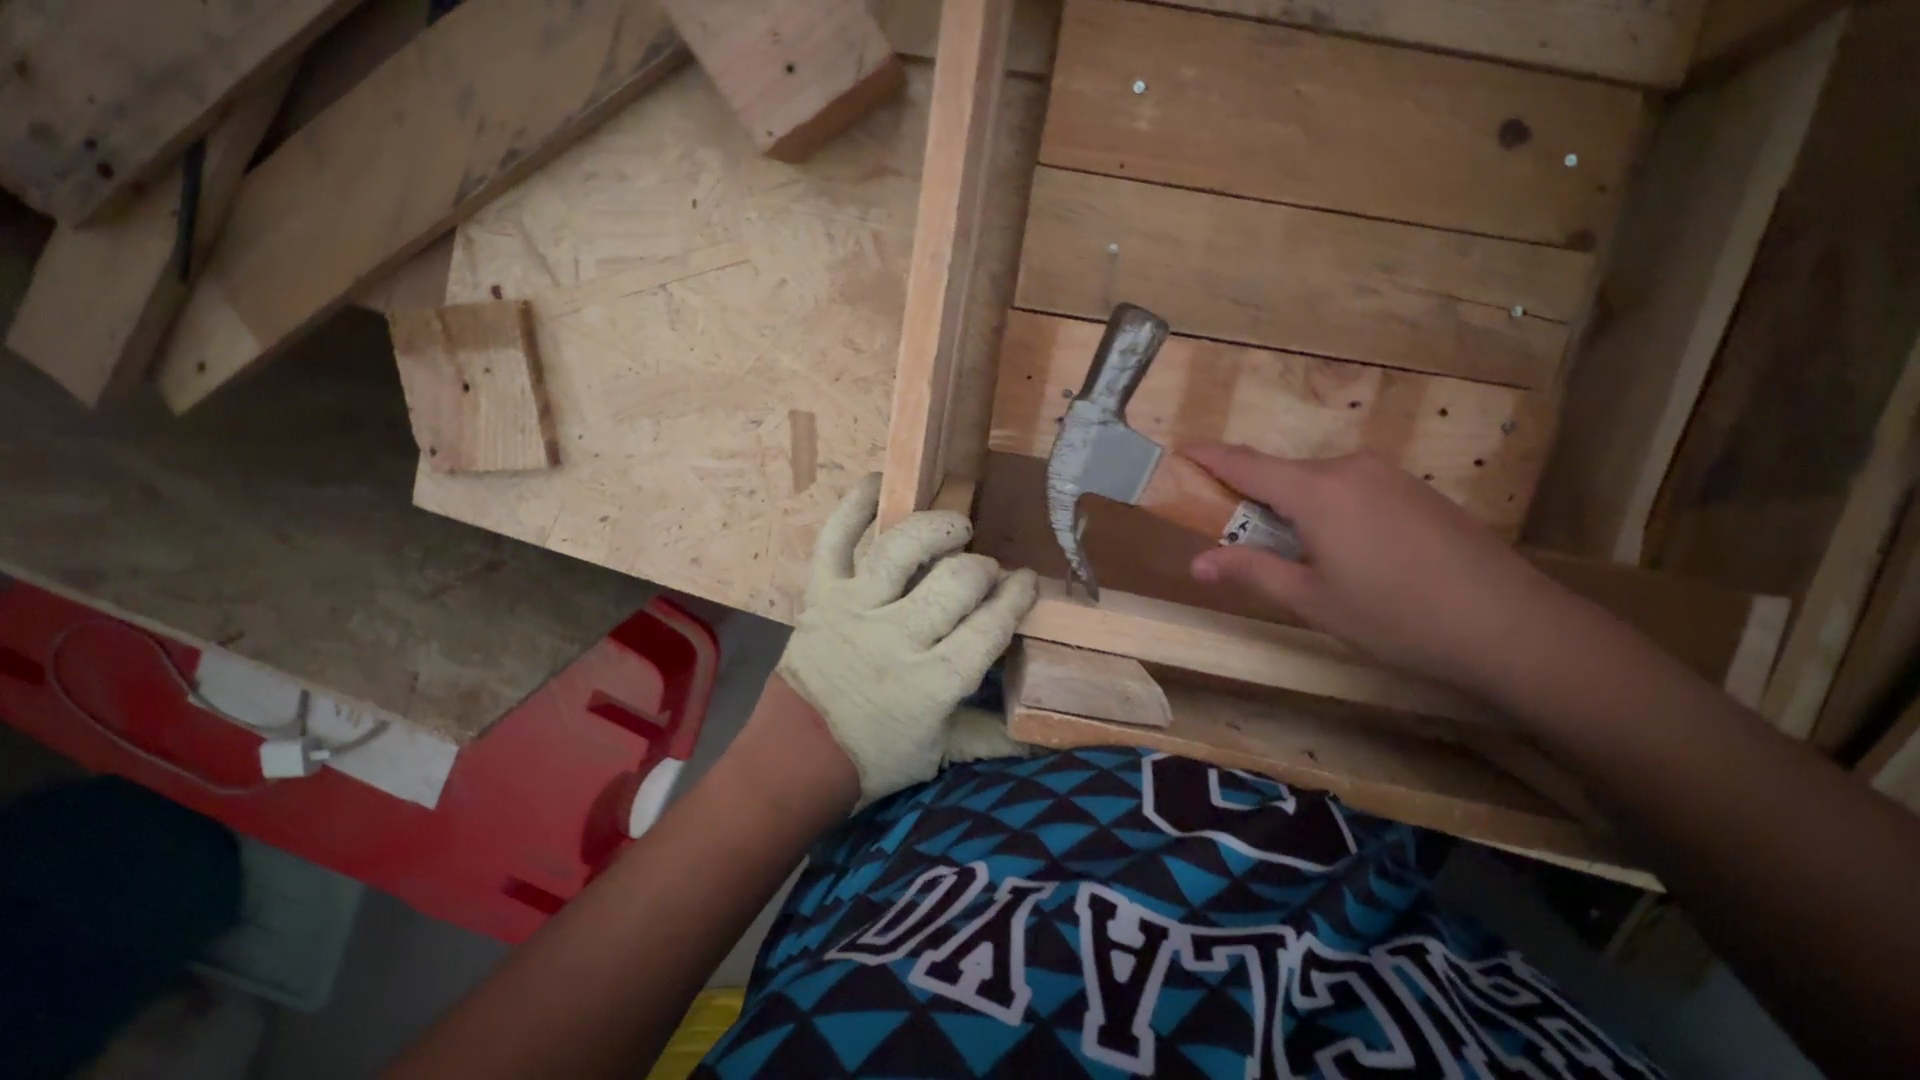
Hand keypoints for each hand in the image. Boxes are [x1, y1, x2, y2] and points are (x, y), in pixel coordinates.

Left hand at [777, 474, 1038, 806]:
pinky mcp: (822, 594)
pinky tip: (878, 482)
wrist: (797, 756)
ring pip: (903, 549)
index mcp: (935, 681)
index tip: (1025, 582)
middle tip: (986, 571)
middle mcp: (899, 637)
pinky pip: (835, 538)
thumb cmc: (874, 756)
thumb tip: (1045, 735)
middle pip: (956, 581)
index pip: (991, 626)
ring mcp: (857, 609)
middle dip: (982, 568)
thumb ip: (993, 738)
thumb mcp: (940, 753)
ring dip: (937, 528)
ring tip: (956, 529)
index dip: (1016, 596)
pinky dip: (854, 505)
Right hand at [1183, 445, 1566, 696]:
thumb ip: (1251, 572)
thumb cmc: (1395, 615)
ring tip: (1294, 556)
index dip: (1207, 457)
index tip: (1179, 452)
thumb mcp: (1312, 601)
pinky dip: (1331, 512)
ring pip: (1321, 484)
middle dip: (1251, 497)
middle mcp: (1350, 468)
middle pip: (1283, 474)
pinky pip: (1355, 491)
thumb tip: (1196, 562)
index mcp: (1316, 490)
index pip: (1244, 463)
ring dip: (1294, 509)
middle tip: (1233, 536)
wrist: (1508, 624)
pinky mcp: (1418, 492)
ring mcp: (1390, 476)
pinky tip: (1347, 555)